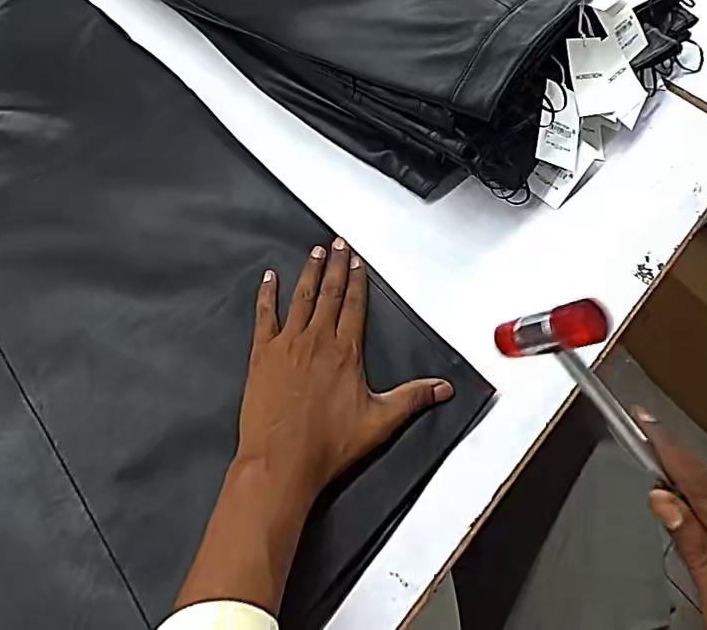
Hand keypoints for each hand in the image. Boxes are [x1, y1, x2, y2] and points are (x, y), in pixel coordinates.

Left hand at [172, 240, 454, 615]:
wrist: (281, 463)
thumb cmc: (328, 445)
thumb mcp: (379, 423)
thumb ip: (412, 399)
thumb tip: (443, 389)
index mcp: (345, 351)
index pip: (354, 305)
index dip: (358, 280)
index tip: (358, 261)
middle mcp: (318, 339)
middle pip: (330, 293)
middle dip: (336, 266)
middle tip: (338, 243)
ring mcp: (289, 343)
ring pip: (302, 297)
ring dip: (310, 272)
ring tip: (315, 251)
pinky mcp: (263, 353)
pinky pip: (265, 315)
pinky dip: (267, 294)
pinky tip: (269, 277)